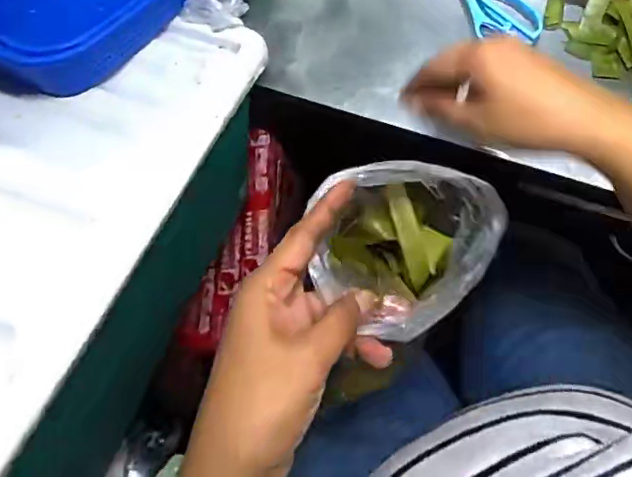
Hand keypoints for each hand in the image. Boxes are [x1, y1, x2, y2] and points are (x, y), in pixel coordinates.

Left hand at [182, 181, 392, 476]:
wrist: (233, 471)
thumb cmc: (263, 400)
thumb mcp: (309, 356)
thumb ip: (343, 319)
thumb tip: (369, 295)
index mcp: (266, 289)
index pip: (302, 237)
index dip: (326, 208)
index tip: (349, 182)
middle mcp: (274, 303)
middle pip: (322, 274)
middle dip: (358, 274)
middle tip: (392, 254)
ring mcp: (283, 332)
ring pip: (331, 309)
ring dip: (361, 318)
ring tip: (398, 320)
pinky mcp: (292, 360)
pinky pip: (328, 338)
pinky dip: (351, 344)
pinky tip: (378, 356)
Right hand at [401, 38, 631, 157]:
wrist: (586, 117)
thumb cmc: (526, 122)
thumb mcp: (477, 123)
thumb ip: (441, 109)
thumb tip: (415, 100)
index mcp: (475, 53)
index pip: (433, 65)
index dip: (415, 84)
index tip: (402, 101)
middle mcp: (491, 40)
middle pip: (452, 57)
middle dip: (434, 78)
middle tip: (420, 102)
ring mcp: (513, 45)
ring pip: (472, 58)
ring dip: (456, 77)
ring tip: (447, 102)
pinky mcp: (528, 55)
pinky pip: (490, 61)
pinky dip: (476, 76)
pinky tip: (478, 95)